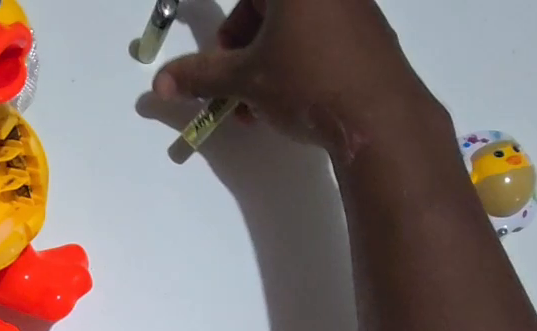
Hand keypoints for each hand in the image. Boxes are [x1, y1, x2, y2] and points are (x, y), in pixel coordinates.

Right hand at [153, 0, 445, 158]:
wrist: (376, 114)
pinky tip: (284, 103)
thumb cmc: (306, 82)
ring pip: (288, 27)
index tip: (218, 57)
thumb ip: (200, 77)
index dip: (225, 31)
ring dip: (260, 64)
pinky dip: (290, 64)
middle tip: (229, 85)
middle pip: (265, 6)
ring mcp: (350, 3)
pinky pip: (314, 37)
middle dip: (238, 48)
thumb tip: (159, 82)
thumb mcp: (244, 81)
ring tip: (252, 107)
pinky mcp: (364, 30)